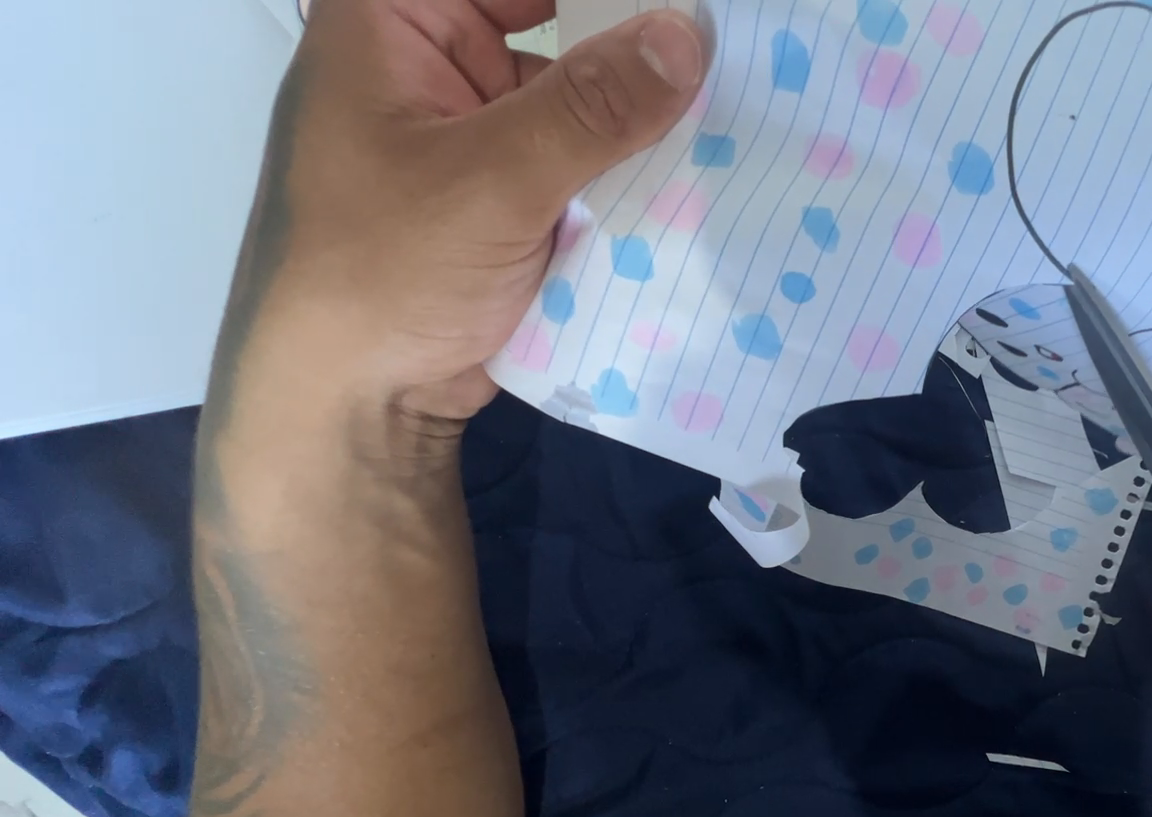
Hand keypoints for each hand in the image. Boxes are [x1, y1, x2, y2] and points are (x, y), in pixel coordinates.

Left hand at [208, 0, 707, 438]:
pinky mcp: (522, 209)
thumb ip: (591, 110)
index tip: (683, 7)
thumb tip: (688, 35)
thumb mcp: (493, 178)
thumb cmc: (390, 266)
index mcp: (399, 24)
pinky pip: (590, 177)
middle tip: (725, 65)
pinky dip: (636, 184)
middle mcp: (446, 72)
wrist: (367, 392)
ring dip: (645, 129)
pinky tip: (699, 190)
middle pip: (558, 36)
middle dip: (636, 56)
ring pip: (584, 114)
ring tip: (733, 129)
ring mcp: (489, 148)